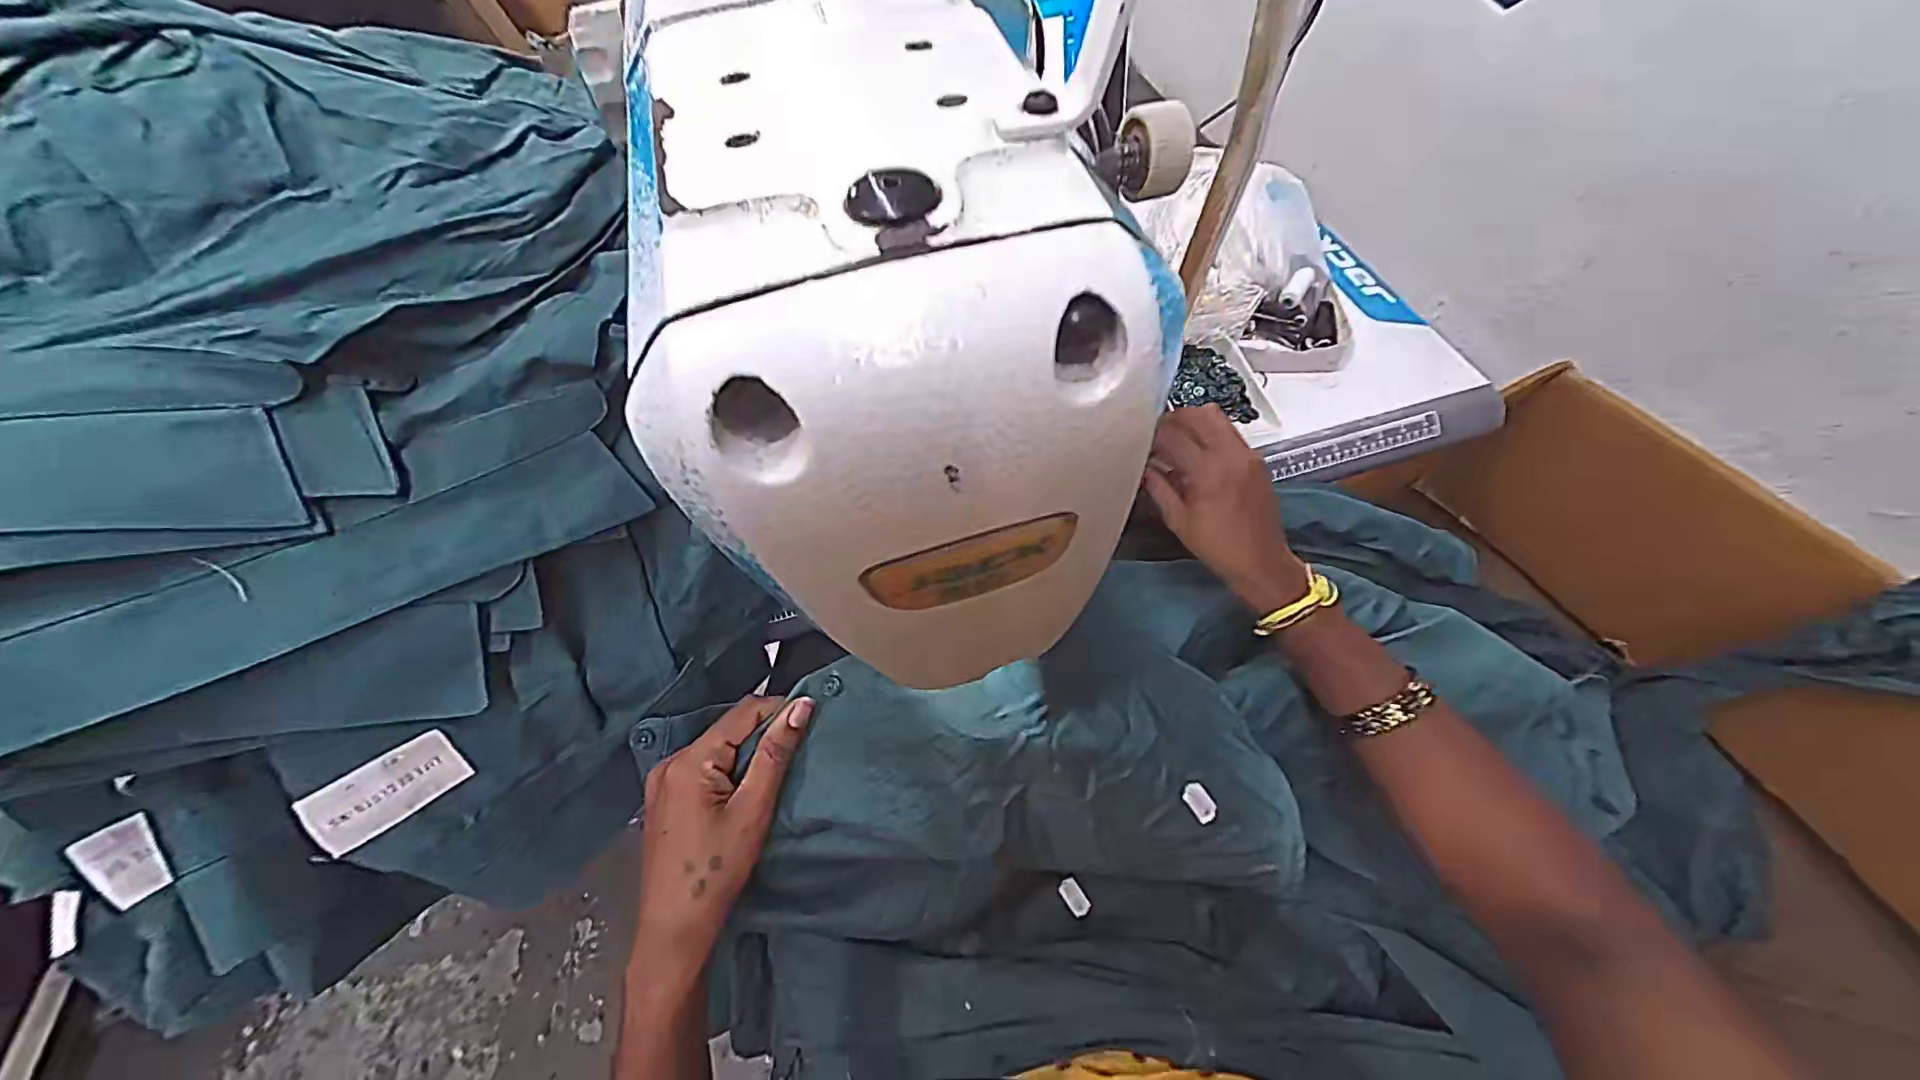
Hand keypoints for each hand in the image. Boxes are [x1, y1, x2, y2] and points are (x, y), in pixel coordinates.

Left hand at [635, 694, 814, 969]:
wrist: (674, 929)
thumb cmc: (717, 871)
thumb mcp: (753, 808)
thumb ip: (776, 753)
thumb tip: (800, 707)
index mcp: (689, 761)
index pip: (743, 713)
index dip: (779, 709)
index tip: (810, 717)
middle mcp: (670, 762)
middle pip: (728, 727)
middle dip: (765, 730)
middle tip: (799, 745)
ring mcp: (663, 781)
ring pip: (718, 746)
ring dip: (749, 749)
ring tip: (779, 764)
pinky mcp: (665, 798)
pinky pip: (705, 765)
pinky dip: (731, 766)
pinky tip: (748, 785)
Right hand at [1142, 405, 1309, 612]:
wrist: (1261, 561)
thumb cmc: (1217, 546)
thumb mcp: (1178, 520)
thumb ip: (1158, 487)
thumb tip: (1144, 467)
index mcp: (1208, 470)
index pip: (1173, 435)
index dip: (1152, 435)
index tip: (1139, 442)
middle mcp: (1231, 454)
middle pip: (1198, 415)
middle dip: (1173, 419)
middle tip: (1156, 434)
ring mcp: (1247, 455)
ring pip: (1217, 418)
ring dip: (1193, 423)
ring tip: (1175, 442)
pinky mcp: (1256, 460)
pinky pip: (1229, 433)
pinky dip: (1209, 435)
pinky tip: (1196, 456)